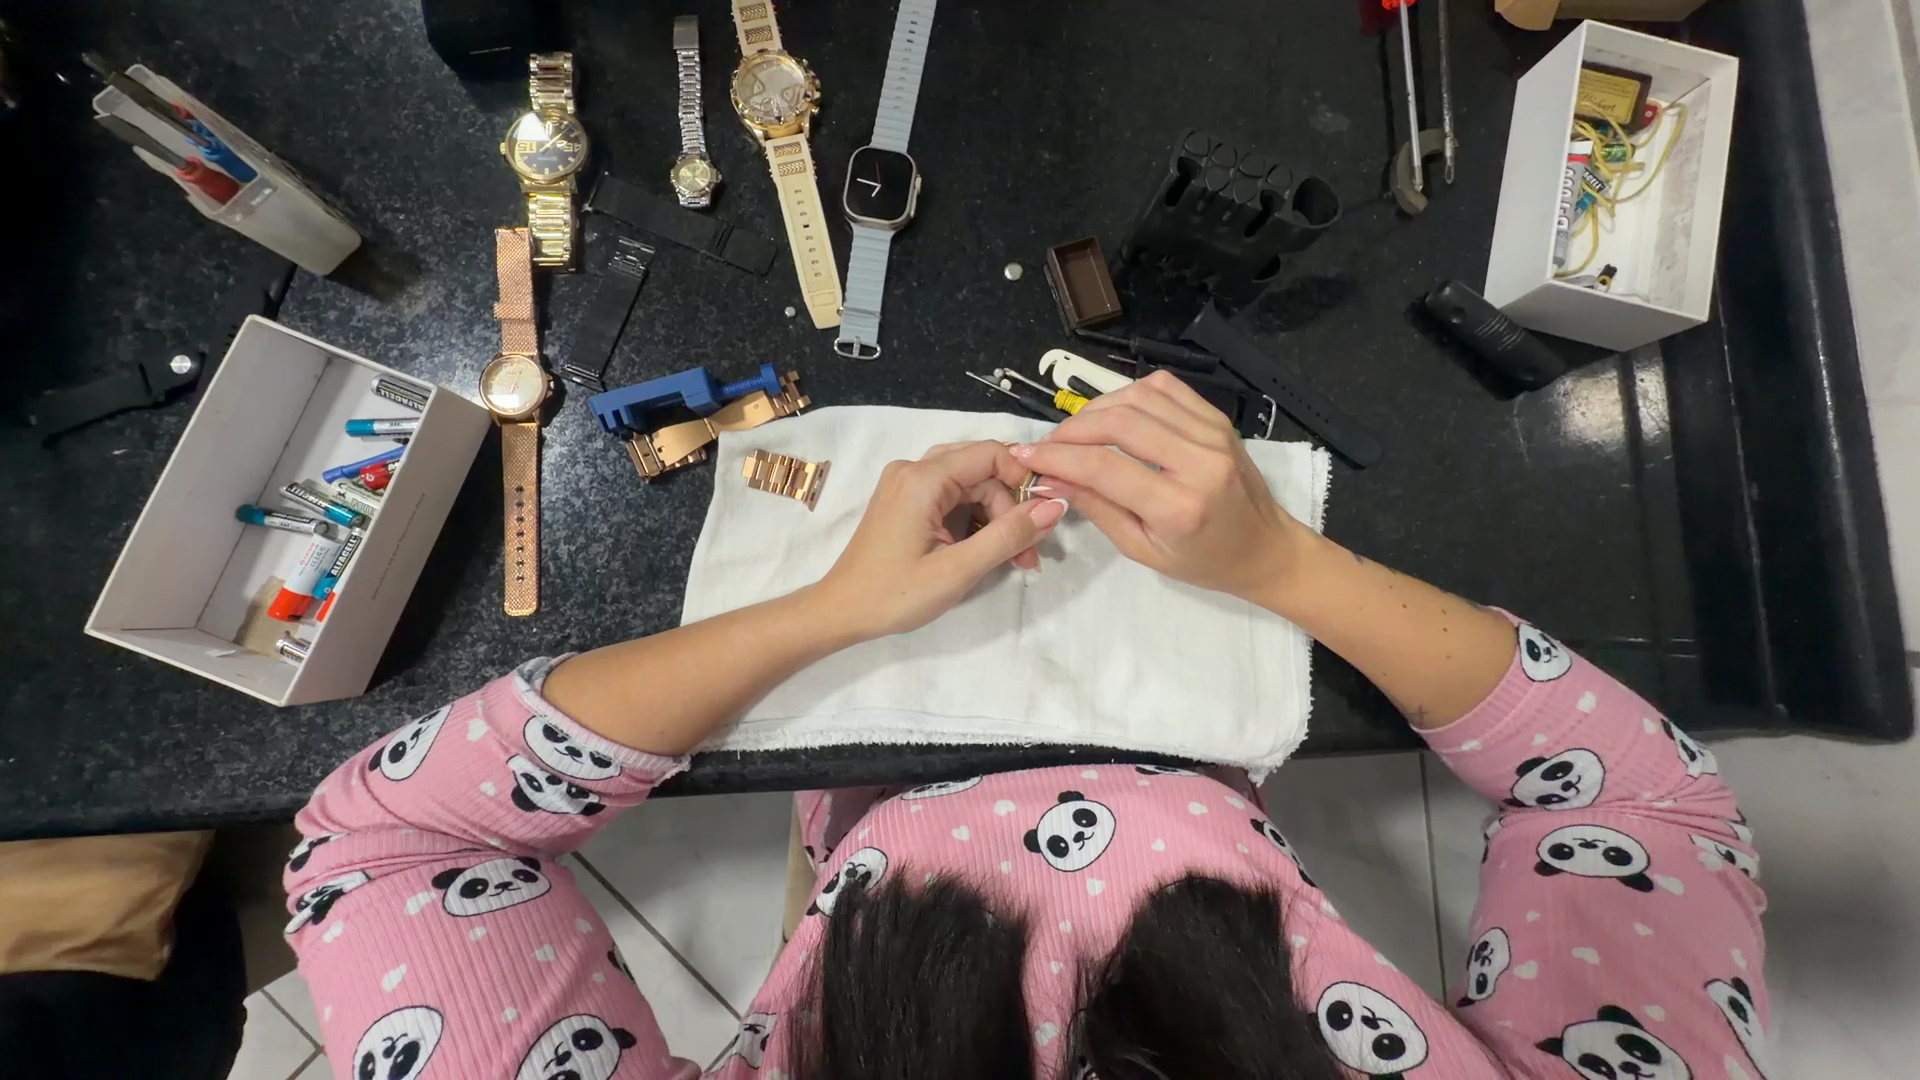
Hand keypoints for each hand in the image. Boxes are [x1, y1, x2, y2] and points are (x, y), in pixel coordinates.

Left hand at [816, 440, 1068, 638]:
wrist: (842, 612)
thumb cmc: (895, 595)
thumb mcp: (958, 569)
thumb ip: (1008, 535)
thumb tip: (1055, 505)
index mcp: (923, 478)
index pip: (991, 454)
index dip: (1024, 480)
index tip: (1045, 517)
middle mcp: (914, 469)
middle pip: (982, 471)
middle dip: (1011, 509)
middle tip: (1028, 554)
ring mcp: (907, 483)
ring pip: (971, 486)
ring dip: (996, 518)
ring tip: (1014, 559)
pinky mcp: (906, 500)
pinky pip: (952, 497)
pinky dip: (975, 521)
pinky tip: (987, 551)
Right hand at [1010, 371, 1308, 602]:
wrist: (1265, 547)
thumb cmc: (1202, 561)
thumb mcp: (1141, 549)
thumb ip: (1097, 508)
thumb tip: (1052, 478)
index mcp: (1179, 507)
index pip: (1103, 467)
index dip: (1056, 458)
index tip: (1025, 456)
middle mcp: (1199, 461)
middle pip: (1118, 423)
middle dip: (1070, 430)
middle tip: (1047, 446)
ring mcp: (1212, 433)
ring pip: (1137, 397)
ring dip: (1095, 409)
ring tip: (1075, 432)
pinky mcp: (1216, 418)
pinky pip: (1163, 388)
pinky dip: (1127, 394)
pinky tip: (1111, 415)